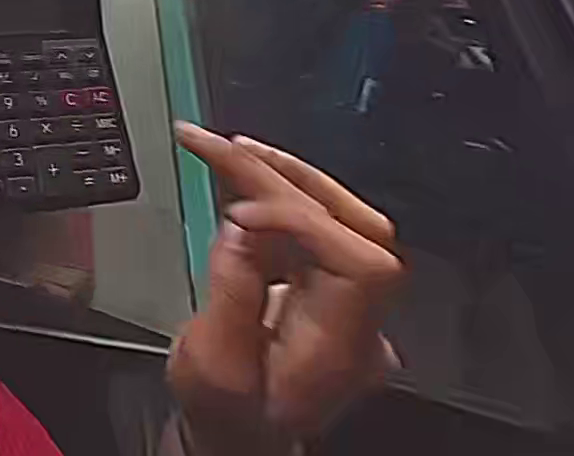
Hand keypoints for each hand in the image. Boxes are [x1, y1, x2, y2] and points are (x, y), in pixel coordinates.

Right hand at [168, 124, 402, 455]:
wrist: (235, 432)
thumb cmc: (225, 411)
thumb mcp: (215, 366)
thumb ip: (232, 294)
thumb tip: (240, 227)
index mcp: (341, 349)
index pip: (358, 263)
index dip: (302, 222)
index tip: (236, 215)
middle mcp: (356, 319)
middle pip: (354, 225)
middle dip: (284, 177)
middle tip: (221, 146)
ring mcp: (341, 297)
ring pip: (336, 213)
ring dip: (279, 172)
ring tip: (225, 146)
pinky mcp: (316, 278)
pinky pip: (308, 219)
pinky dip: (271, 187)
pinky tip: (236, 170)